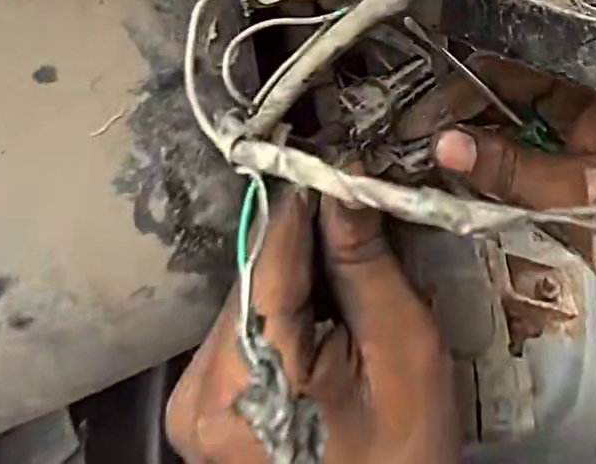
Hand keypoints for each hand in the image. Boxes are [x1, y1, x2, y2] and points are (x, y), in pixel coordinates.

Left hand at [165, 188, 459, 463]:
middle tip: (360, 226)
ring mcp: (192, 399)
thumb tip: (342, 177)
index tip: (340, 162)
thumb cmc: (403, 463)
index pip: (270, 249)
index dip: (308, 199)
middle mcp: (196, 385)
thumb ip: (366, 263)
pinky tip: (322, 314)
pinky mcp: (202, 405)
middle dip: (309, 244)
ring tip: (347, 275)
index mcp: (240, 379)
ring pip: (251, 292)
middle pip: (257, 271)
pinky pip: (247, 324)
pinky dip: (284, 308)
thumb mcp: (403, 359)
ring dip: (298, 274)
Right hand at [431, 57, 595, 352]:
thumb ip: (510, 171)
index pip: (520, 63)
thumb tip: (443, 145)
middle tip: (424, 137)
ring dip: (489, 143)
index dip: (468, 81)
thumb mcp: (586, 204)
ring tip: (444, 159)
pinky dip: (513, 166)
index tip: (426, 107)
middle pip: (518, 93)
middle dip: (471, 114)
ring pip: (527, 126)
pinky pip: (544, 155)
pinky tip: (482, 178)